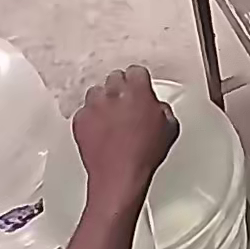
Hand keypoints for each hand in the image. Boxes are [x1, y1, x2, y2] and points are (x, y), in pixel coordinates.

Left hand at [72, 66, 178, 214]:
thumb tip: (158, 108)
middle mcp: (113, 93)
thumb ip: (163, 110)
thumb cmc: (143, 155)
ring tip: (111, 119)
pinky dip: (91, 118)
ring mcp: (94, 106)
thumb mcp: (169, 129)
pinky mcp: (80, 120)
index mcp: (137, 90)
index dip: (139, 81)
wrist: (119, 177)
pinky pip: (84, 111)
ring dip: (103, 101)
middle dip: (120, 89)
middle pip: (115, 78)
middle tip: (126, 105)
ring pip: (96, 92)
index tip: (139, 88)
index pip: (136, 71)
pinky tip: (101, 131)